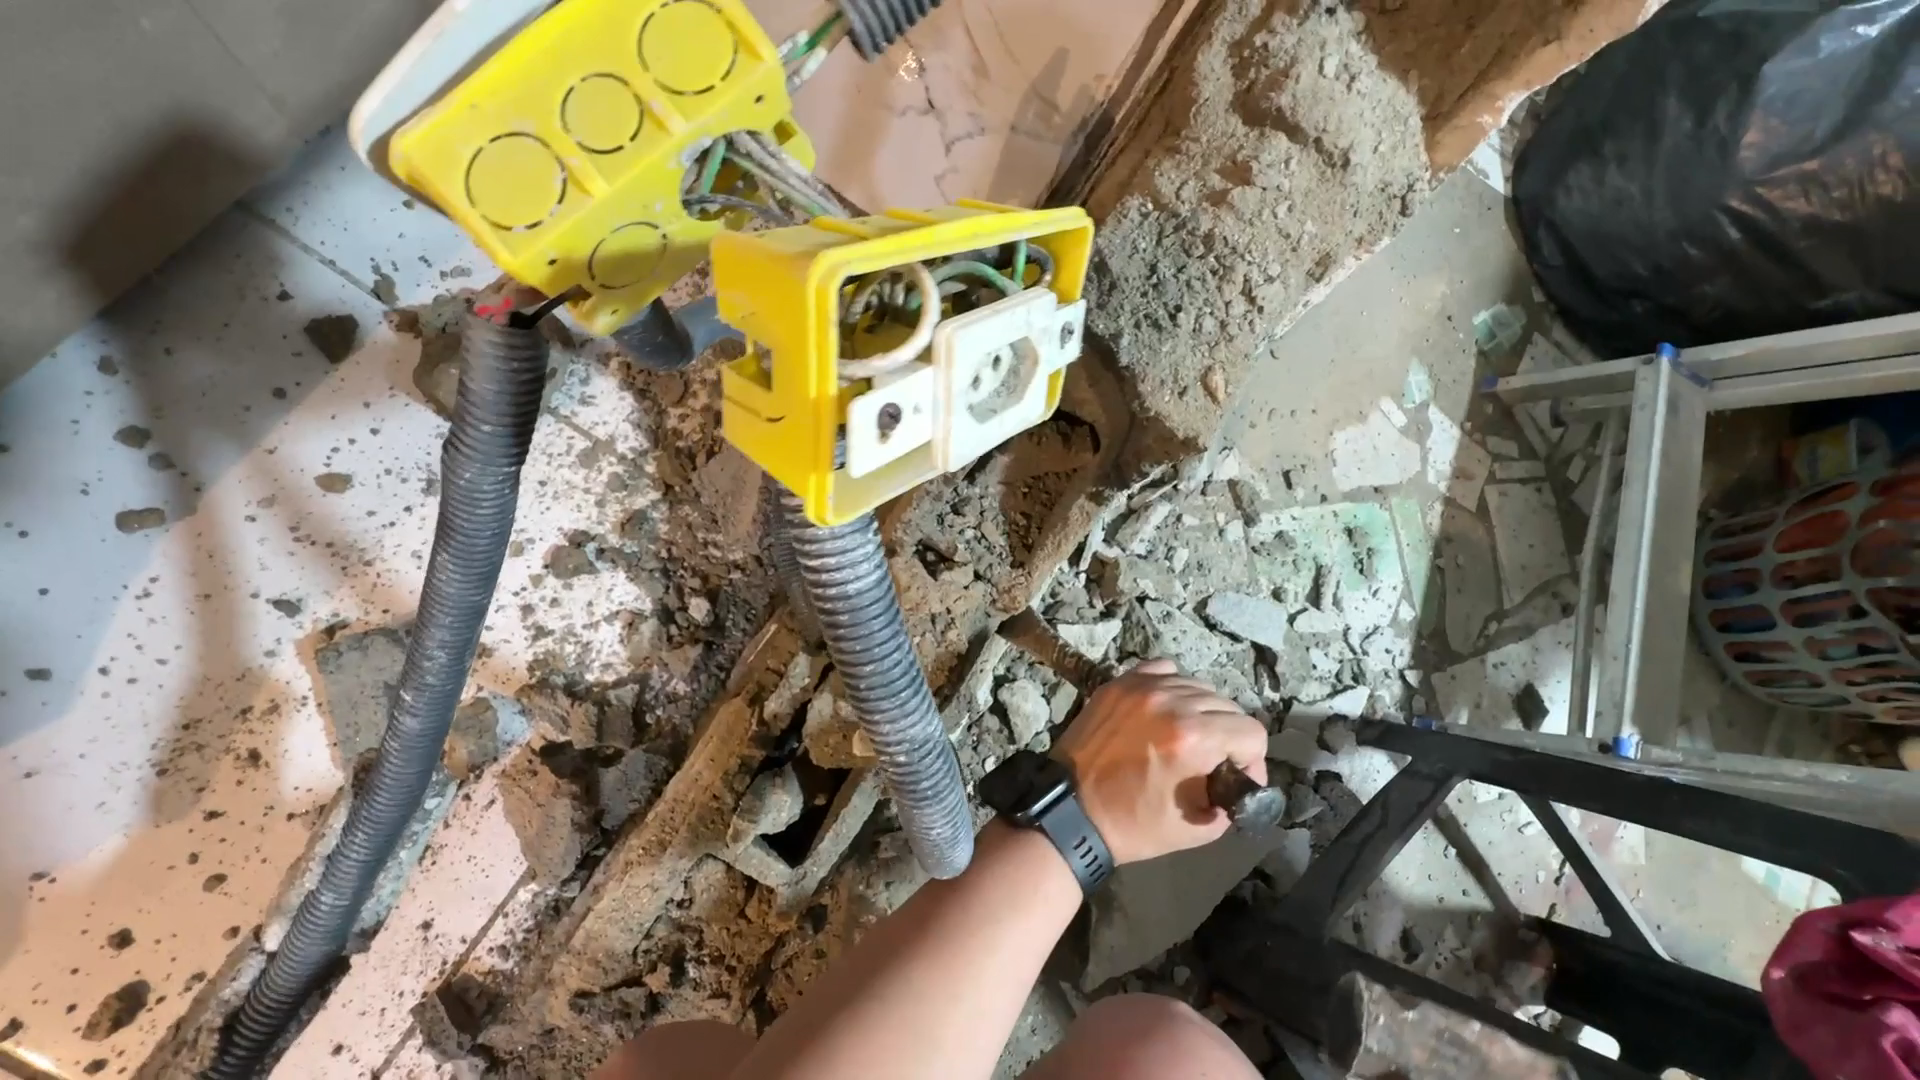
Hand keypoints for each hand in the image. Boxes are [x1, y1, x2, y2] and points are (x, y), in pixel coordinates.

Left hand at [1053, 659, 1267, 864]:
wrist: (1069, 811)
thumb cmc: (1132, 825)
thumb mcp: (1196, 827)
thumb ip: (1230, 799)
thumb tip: (1243, 781)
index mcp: (1193, 738)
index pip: (1251, 732)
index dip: (1252, 759)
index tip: (1237, 776)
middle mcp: (1171, 703)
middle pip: (1227, 706)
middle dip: (1229, 736)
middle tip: (1212, 760)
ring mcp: (1141, 689)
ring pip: (1197, 686)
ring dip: (1202, 711)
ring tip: (1187, 736)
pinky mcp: (1118, 684)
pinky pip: (1162, 671)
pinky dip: (1172, 687)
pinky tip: (1166, 711)